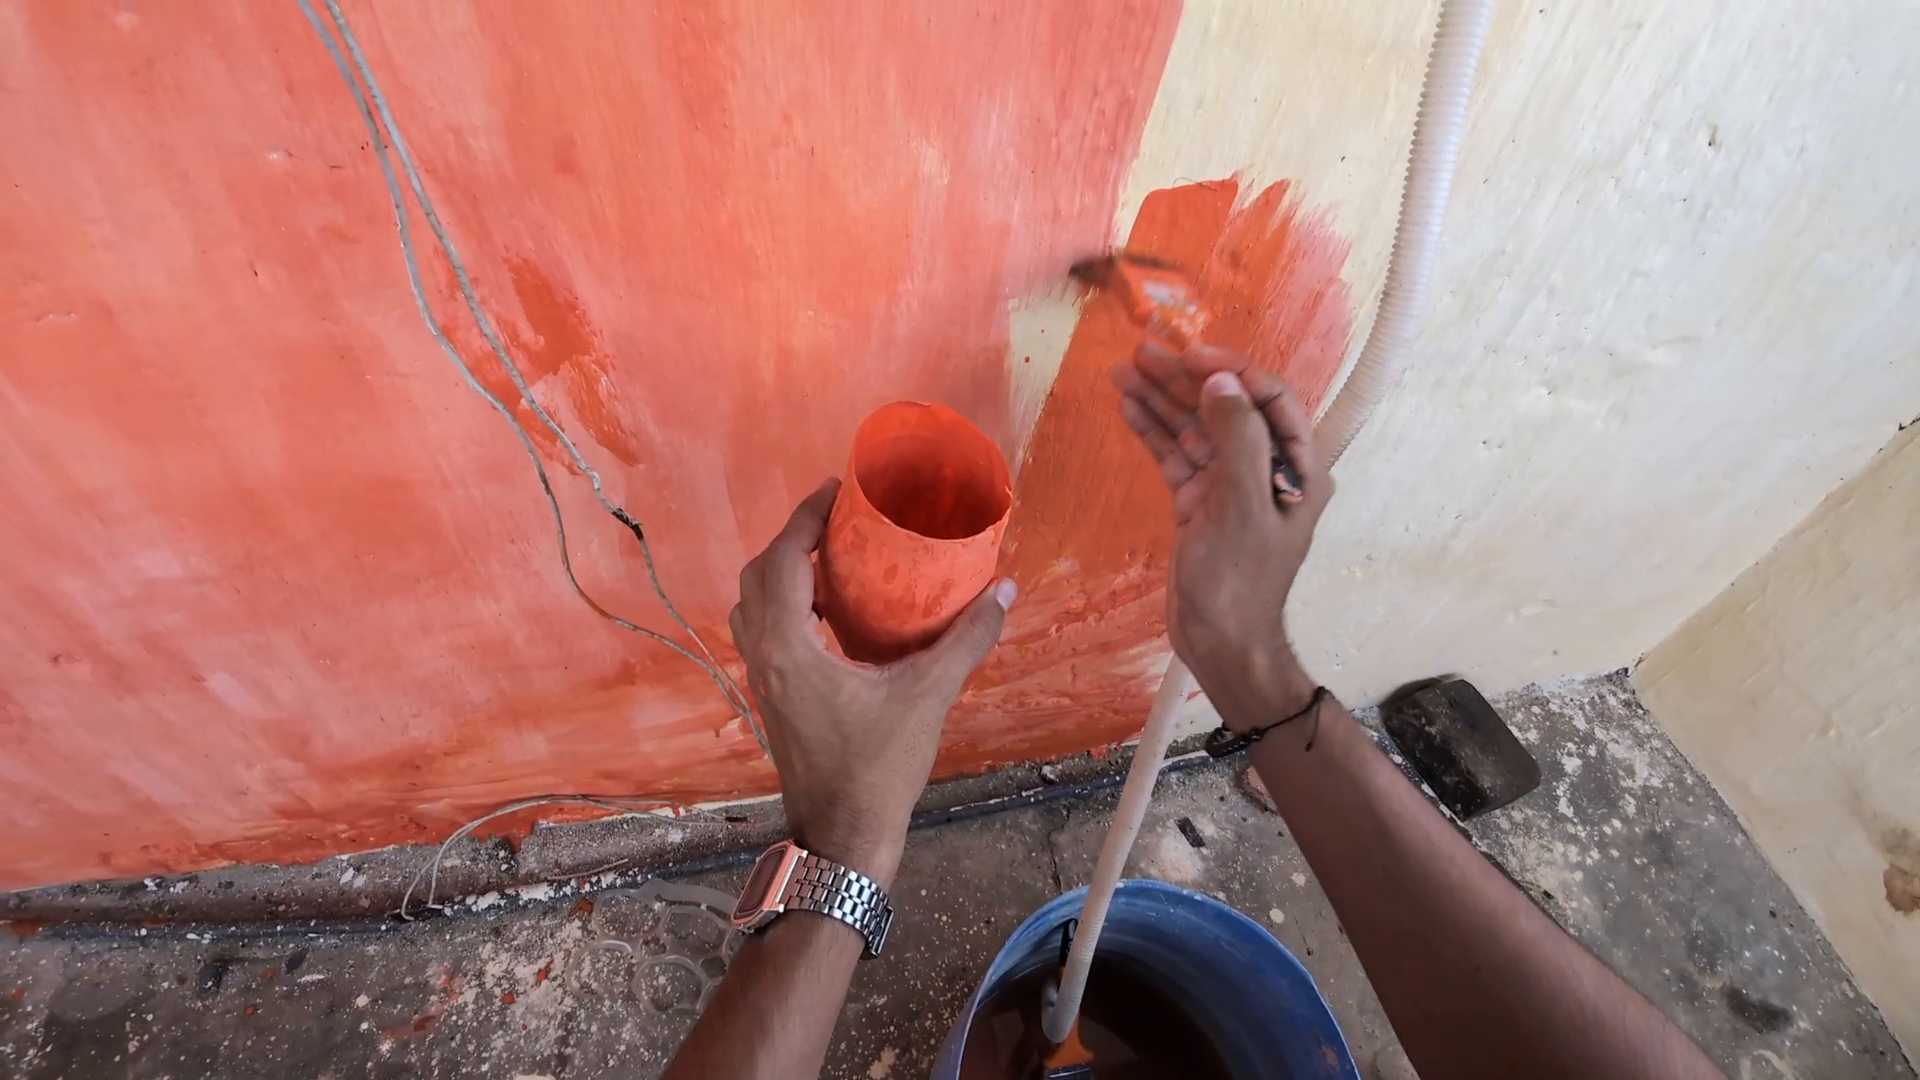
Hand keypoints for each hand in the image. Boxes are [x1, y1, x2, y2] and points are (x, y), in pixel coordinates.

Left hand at [729, 479, 1015, 886]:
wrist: (840, 836)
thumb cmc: (879, 766)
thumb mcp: (928, 696)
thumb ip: (967, 639)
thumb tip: (1005, 588)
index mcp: (790, 647)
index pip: (783, 561)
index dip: (804, 518)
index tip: (834, 490)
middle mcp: (764, 656)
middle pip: (759, 575)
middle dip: (793, 538)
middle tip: (836, 520)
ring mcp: (761, 679)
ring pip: (753, 604)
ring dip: (783, 570)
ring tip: (829, 556)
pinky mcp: (770, 695)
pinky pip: (764, 629)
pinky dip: (785, 602)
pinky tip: (829, 611)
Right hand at [1110, 342, 1332, 730]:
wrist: (1219, 641)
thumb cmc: (1238, 580)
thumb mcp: (1242, 507)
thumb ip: (1237, 440)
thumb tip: (1222, 381)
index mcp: (1295, 467)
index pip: (1268, 400)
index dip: (1230, 372)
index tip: (1188, 355)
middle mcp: (1265, 469)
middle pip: (1223, 409)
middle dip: (1183, 380)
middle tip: (1138, 353)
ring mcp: (1228, 486)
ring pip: (1193, 430)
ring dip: (1160, 402)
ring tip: (1121, 373)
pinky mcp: (1197, 503)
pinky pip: (1175, 457)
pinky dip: (1153, 434)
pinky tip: (1128, 409)